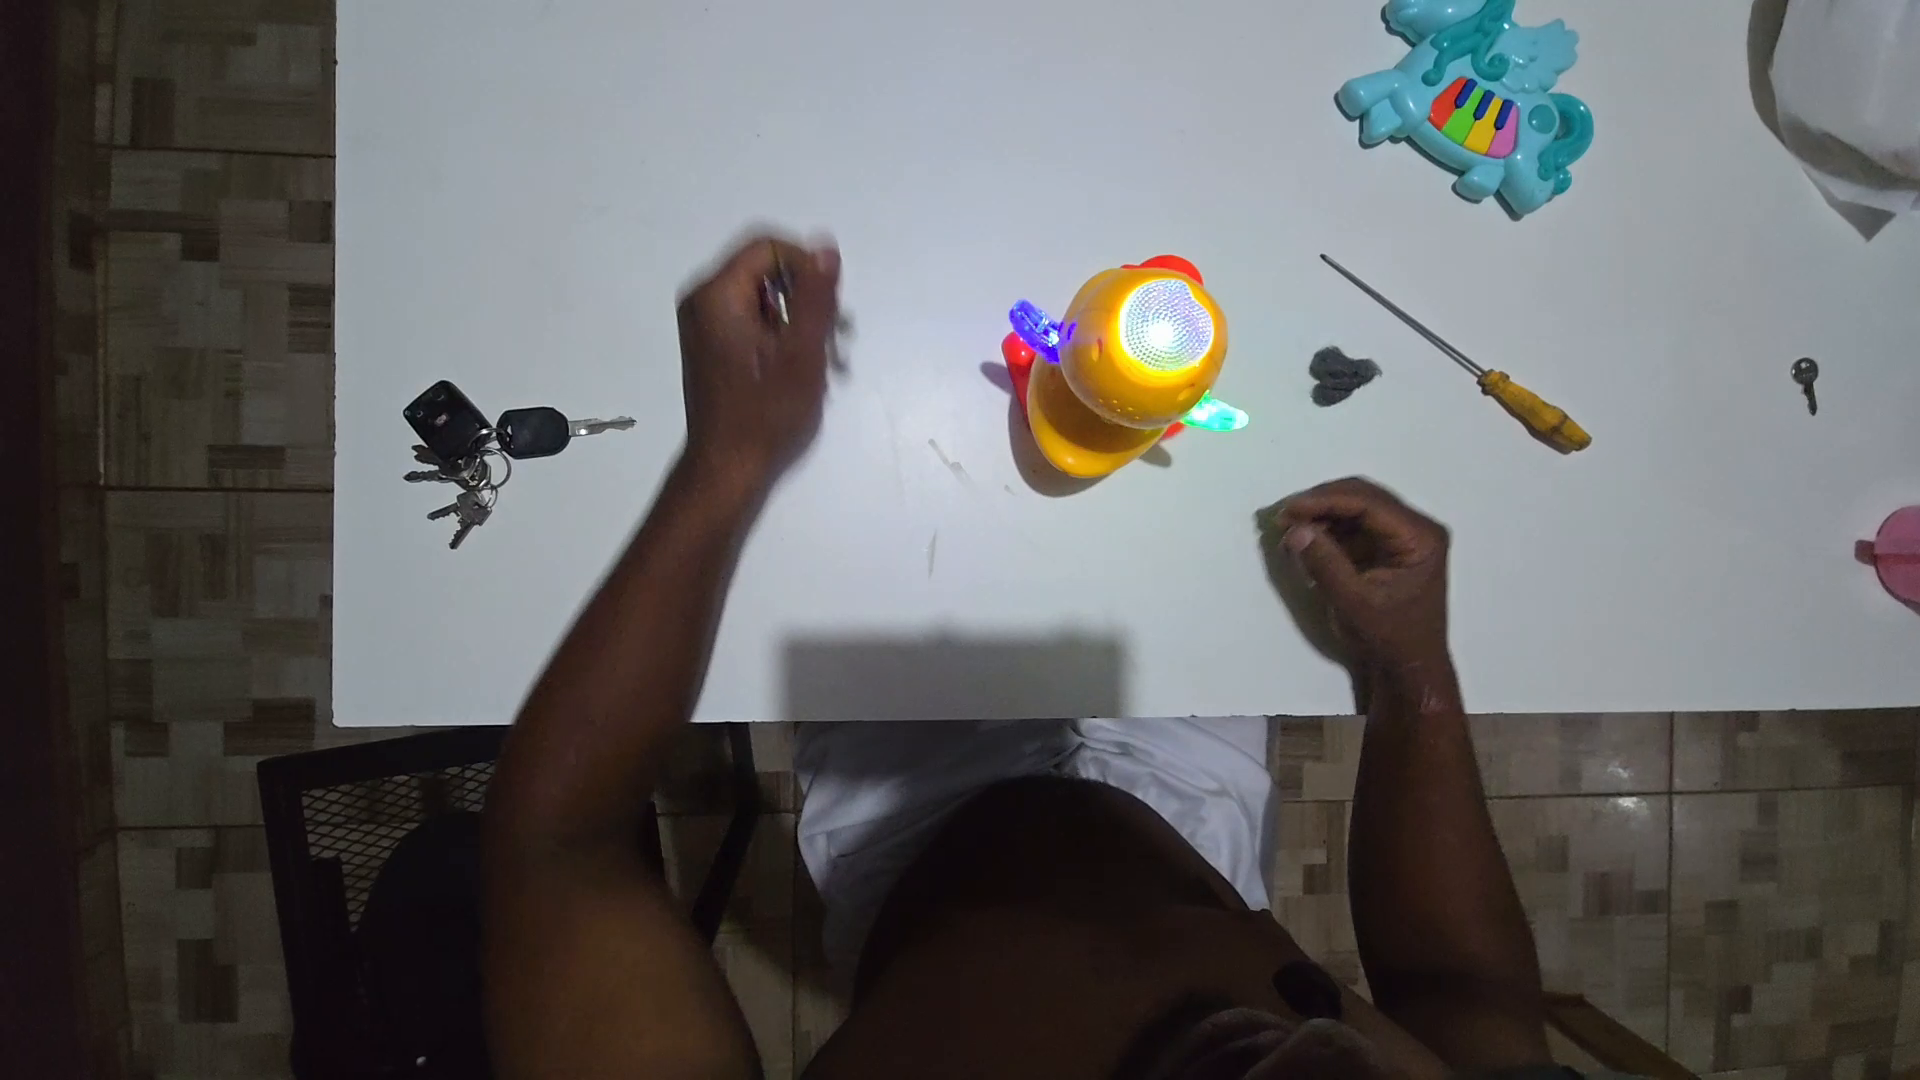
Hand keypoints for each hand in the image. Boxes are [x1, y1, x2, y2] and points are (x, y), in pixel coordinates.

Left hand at [676, 233, 841, 490]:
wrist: (729, 465)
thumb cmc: (766, 413)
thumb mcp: (802, 353)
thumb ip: (815, 297)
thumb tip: (825, 247)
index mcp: (717, 295)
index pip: (768, 248)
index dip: (808, 267)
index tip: (833, 306)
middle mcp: (703, 301)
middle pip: (766, 271)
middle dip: (808, 298)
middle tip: (836, 339)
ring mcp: (705, 326)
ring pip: (763, 299)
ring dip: (800, 321)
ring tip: (827, 361)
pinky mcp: (713, 347)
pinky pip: (752, 321)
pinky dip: (782, 336)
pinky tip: (803, 368)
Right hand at [1272, 477, 1450, 676]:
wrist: (1406, 666)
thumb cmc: (1387, 637)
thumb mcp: (1352, 603)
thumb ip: (1324, 564)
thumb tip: (1294, 530)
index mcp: (1419, 538)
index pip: (1368, 503)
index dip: (1325, 501)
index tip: (1287, 510)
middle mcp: (1415, 528)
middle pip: (1362, 496)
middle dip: (1320, 502)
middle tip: (1283, 516)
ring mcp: (1400, 536)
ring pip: (1354, 507)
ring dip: (1320, 514)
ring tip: (1288, 530)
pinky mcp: (1384, 547)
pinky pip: (1351, 525)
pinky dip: (1325, 529)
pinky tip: (1304, 541)